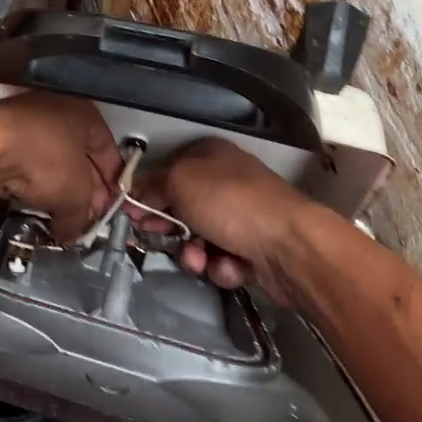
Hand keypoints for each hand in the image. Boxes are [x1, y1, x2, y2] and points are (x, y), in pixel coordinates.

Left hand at [0, 93, 121, 240]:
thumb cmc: (44, 158)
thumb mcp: (77, 194)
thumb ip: (82, 215)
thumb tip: (73, 231)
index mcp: (84, 113)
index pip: (108, 150)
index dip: (112, 182)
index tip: (112, 208)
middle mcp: (57, 111)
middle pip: (79, 158)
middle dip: (85, 192)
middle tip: (87, 220)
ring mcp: (27, 123)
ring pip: (50, 165)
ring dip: (56, 193)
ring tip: (61, 221)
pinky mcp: (1, 139)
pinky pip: (25, 168)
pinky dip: (31, 188)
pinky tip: (35, 209)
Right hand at [131, 138, 311, 300]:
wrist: (289, 245)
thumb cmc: (230, 202)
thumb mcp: (178, 182)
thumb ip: (150, 187)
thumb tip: (132, 195)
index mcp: (209, 154)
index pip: (169, 170)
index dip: (149, 192)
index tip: (134, 213)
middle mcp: (226, 180)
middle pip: (183, 206)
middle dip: (172, 228)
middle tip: (161, 238)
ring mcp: (243, 215)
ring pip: (201, 238)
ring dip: (195, 253)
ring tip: (202, 259)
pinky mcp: (255, 248)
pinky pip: (223, 258)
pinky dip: (222, 266)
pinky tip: (231, 266)